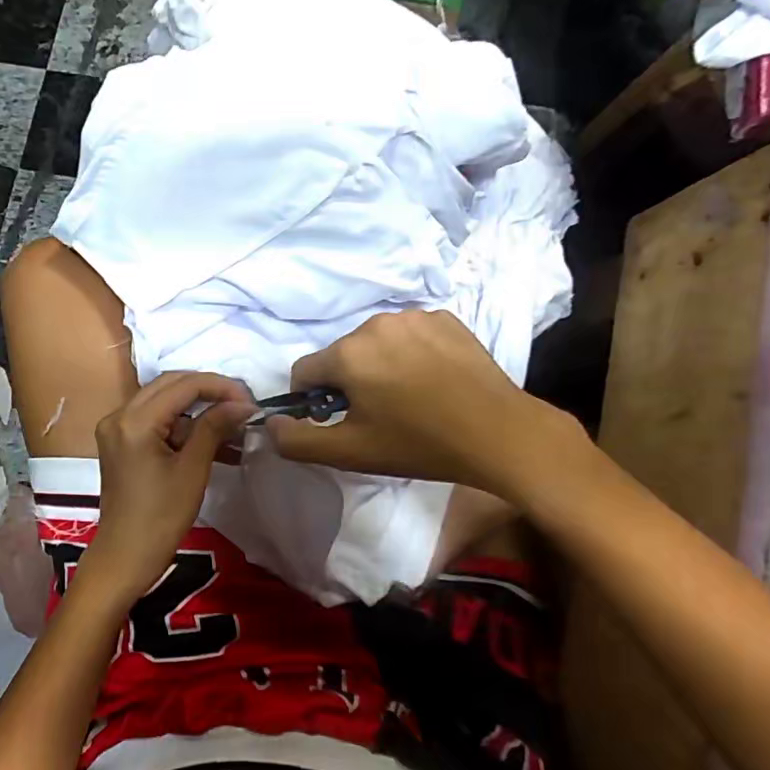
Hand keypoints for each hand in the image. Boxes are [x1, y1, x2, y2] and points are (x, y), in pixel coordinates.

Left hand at [81, 372, 255, 604]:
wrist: (125, 556)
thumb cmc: (160, 517)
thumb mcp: (192, 469)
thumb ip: (214, 428)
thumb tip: (243, 404)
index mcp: (134, 420)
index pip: (183, 385)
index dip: (221, 387)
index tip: (250, 401)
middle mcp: (120, 415)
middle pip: (171, 385)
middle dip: (209, 392)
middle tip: (242, 407)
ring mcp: (117, 428)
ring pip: (164, 402)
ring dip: (198, 412)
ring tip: (233, 429)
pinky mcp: (121, 442)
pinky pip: (155, 421)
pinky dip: (183, 428)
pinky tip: (214, 443)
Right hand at [263, 310, 584, 502]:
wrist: (500, 435)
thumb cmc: (419, 445)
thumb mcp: (349, 453)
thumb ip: (296, 441)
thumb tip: (269, 424)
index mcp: (347, 353)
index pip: (304, 372)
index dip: (312, 401)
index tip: (339, 421)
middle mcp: (374, 324)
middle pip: (341, 355)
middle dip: (348, 382)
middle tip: (378, 415)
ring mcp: (413, 317)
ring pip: (374, 343)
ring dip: (379, 366)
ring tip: (408, 396)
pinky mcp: (445, 318)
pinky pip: (408, 335)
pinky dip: (410, 353)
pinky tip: (432, 379)